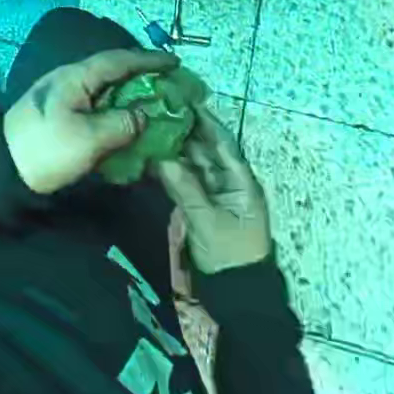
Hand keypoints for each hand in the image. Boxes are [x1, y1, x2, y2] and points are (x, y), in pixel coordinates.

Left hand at [4, 49, 177, 193]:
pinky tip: (129, 126)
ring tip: (156, 106)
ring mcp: (62, 98)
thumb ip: (123, 124)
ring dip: (129, 97)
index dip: (148, 60)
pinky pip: (94, 107)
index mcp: (76, 77)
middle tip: (171, 87)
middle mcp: (70, 81)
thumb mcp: (89, 139)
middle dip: (143, 78)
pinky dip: (114, 113)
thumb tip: (144, 115)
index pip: (118, 60)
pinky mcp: (59, 117)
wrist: (0, 170)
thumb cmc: (46, 149)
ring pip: (104, 91)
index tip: (175, 62)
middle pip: (112, 73)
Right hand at [154, 110, 271, 273]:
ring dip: (176, 147)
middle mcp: (228, 182)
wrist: (235, 292)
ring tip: (152, 125)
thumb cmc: (229, 254)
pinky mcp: (200, 205)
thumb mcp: (208, 221)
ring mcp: (214, 193)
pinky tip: (153, 155)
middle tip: (160, 109)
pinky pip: (185, 180)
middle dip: (186, 131)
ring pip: (194, 163)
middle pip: (206, 150)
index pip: (223, 143)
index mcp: (241, 182)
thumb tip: (161, 157)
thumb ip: (185, 188)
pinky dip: (171, 168)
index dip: (206, 122)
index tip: (185, 100)